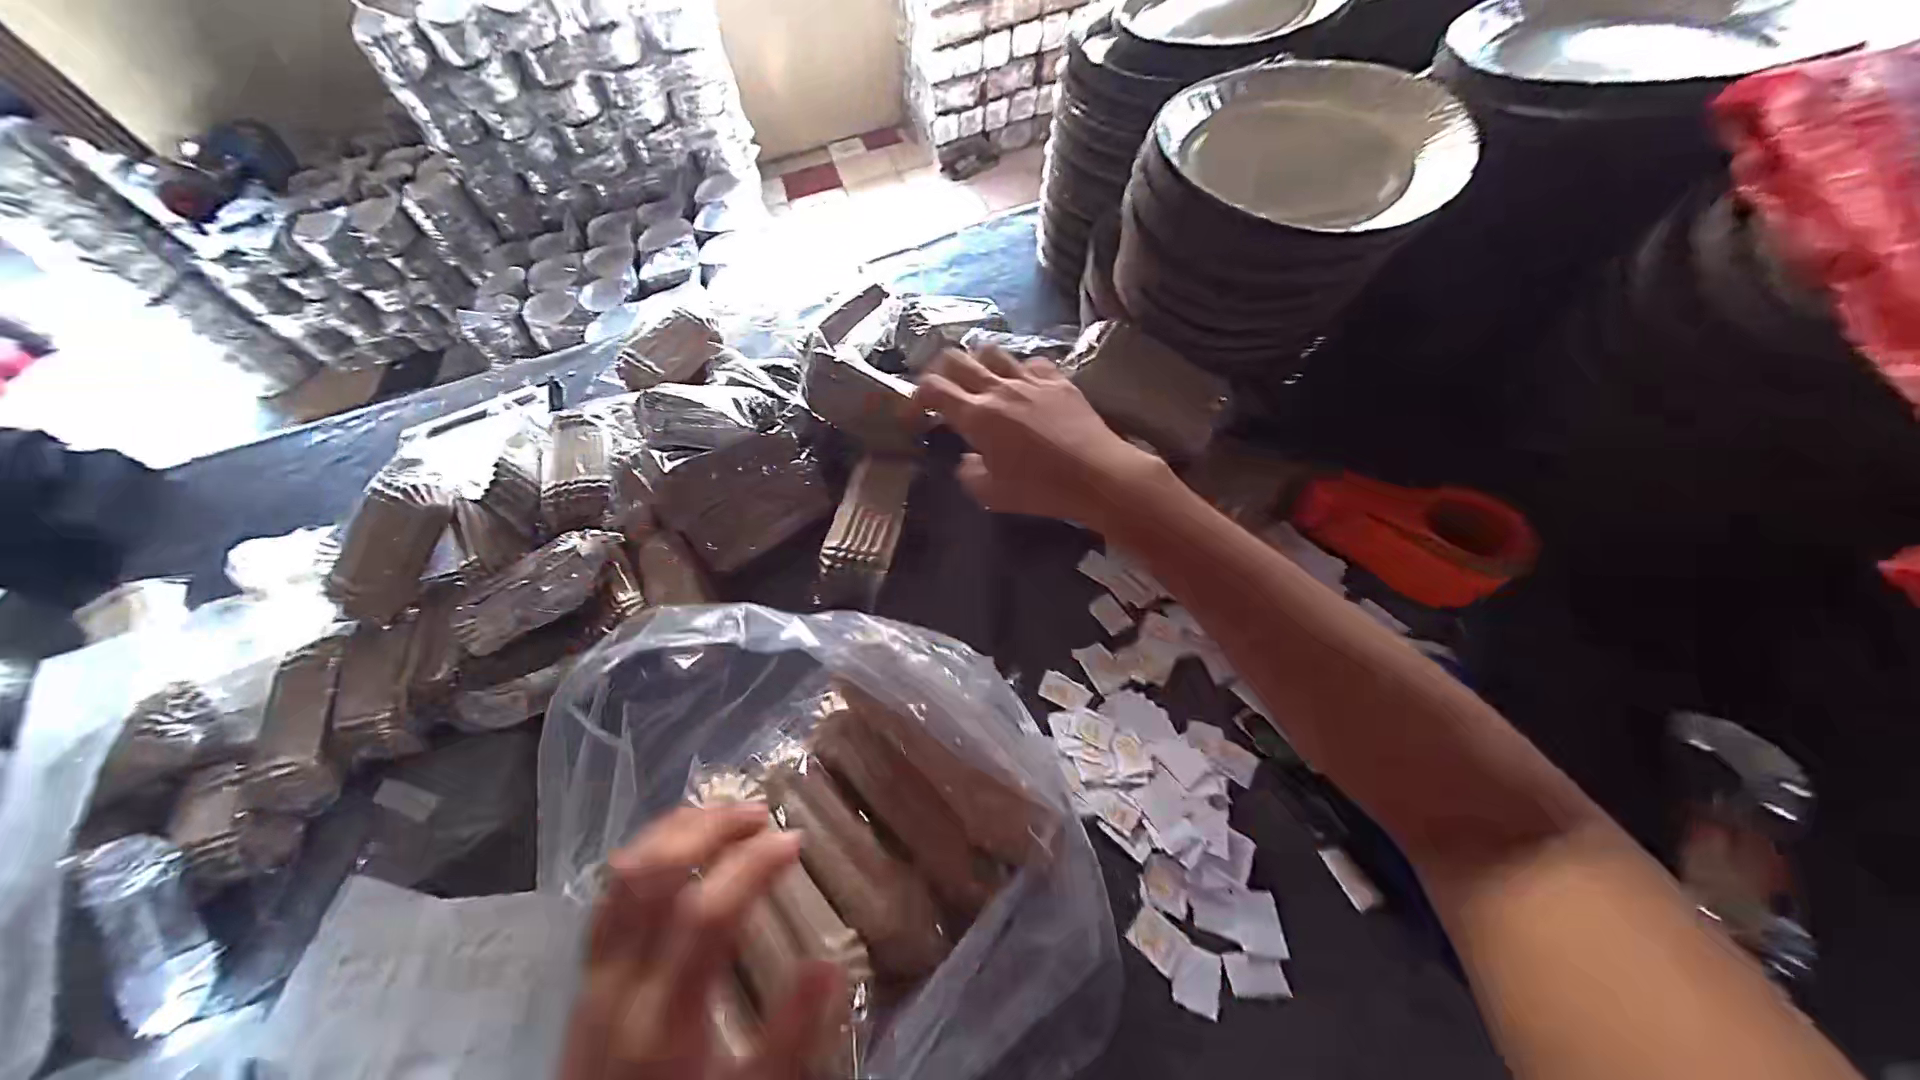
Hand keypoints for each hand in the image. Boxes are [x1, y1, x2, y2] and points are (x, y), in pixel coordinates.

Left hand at [560, 806, 846, 1079]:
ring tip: (724, 812)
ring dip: (676, 830)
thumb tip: (828, 965)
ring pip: (623, 876)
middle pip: (653, 876)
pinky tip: (680, 843)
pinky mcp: (584, 976)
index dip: (752, 865)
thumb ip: (789, 1039)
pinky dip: (648, 851)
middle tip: (760, 812)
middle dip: (710, 828)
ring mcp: (593, 976)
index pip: (706, 913)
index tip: (794, 840)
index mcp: (663, 1018)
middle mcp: (619, 985)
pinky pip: (610, 892)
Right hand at [913, 345, 1171, 528]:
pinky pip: (1030, 362)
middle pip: (956, 359)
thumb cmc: (1040, 490)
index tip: (915, 418)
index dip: (915, 398)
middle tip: (941, 392)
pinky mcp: (1058, 380)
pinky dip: (1018, 370)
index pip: (933, 389)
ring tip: (979, 382)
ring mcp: (1030, 380)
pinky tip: (1022, 385)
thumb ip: (968, 471)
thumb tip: (967, 459)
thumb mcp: (990, 493)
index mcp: (977, 416)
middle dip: (939, 372)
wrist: (1096, 476)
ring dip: (977, 364)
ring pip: (992, 352)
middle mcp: (999, 389)